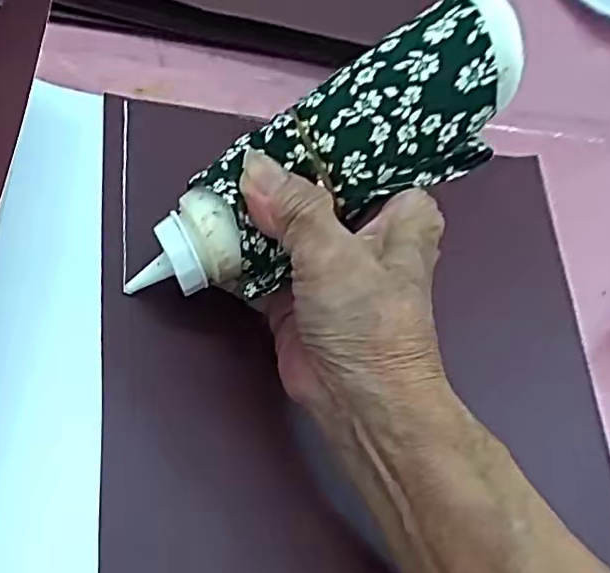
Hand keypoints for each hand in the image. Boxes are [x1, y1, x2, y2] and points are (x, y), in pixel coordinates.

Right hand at [239, 149, 450, 417]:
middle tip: (232, 174)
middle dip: (272, 192)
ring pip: (279, 238)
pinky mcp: (290, 302)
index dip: (318, 152)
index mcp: (397, 212)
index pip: (356, 166)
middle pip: (309, 202)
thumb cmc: (371, 324)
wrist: (355, 395)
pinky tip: (212, 248)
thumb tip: (255, 170)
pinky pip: (258, 274)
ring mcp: (321, 272)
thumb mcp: (333, 253)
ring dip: (249, 229)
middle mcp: (360, 238)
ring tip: (214, 206)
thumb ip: (294, 209)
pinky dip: (237, 264)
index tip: (278, 140)